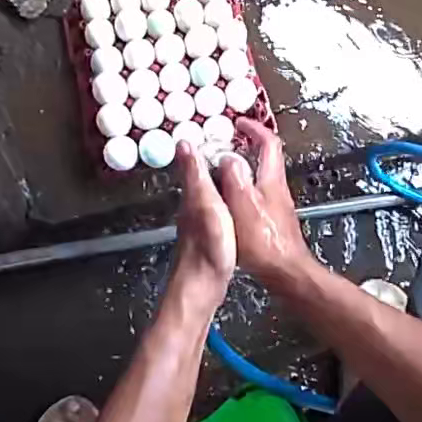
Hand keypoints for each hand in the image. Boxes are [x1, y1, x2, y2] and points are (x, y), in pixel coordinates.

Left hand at [168, 140, 236, 317]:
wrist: (203, 288)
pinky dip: (226, 200)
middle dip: (215, 162)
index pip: (195, 163)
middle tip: (234, 147)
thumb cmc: (209, 246)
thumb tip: (183, 141)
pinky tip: (235, 203)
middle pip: (203, 177)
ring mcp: (201, 223)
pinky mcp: (210, 238)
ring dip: (220, 181)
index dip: (206, 148)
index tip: (220, 132)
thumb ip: (195, 175)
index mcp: (192, 196)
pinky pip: (218, 210)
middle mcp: (193, 207)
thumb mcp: (205, 204)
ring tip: (238, 170)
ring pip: (210, 194)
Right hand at [215, 118, 321, 288]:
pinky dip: (241, 187)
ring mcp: (276, 204)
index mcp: (271, 180)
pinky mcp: (271, 220)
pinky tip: (227, 199)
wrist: (286, 273)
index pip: (268, 143)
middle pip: (265, 157)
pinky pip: (255, 193)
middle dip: (247, 145)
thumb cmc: (265, 243)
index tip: (239, 123)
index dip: (255, 129)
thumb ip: (235, 179)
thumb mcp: (243, 205)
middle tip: (226, 142)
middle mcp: (276, 188)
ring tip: (220, 168)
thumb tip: (228, 156)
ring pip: (260, 175)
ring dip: (242, 167)